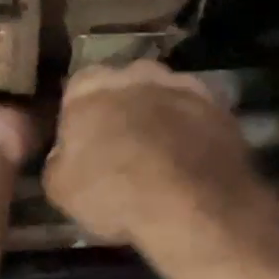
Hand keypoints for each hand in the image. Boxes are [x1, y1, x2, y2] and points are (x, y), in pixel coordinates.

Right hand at [44, 60, 256, 242]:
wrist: (192, 205)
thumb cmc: (113, 192)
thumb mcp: (59, 187)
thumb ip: (59, 159)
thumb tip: (65, 154)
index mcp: (89, 85)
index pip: (76, 91)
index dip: (80, 119)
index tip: (84, 145)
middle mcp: (136, 73)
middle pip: (123, 87)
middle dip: (122, 110)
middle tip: (122, 148)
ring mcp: (182, 84)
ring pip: (163, 98)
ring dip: (160, 118)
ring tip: (160, 157)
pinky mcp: (220, 106)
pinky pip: (196, 117)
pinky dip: (192, 132)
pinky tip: (189, 162)